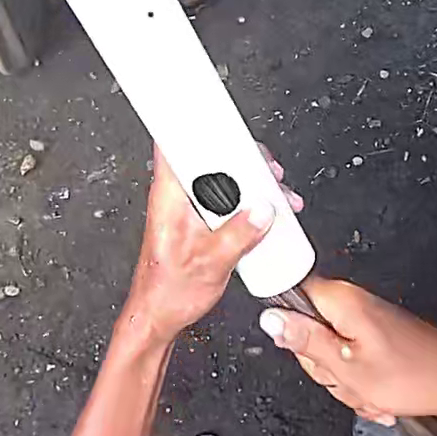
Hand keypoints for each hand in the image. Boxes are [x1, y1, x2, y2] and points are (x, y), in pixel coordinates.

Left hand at [123, 144, 302, 340]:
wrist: (160, 315)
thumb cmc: (168, 291)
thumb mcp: (211, 262)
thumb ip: (241, 234)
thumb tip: (264, 209)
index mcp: (170, 195)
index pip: (174, 141)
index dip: (198, 125)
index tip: (222, 121)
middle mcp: (177, 196)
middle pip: (209, 155)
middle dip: (243, 157)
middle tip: (266, 168)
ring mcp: (189, 206)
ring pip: (222, 177)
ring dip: (251, 181)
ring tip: (276, 192)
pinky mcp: (201, 219)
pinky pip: (226, 197)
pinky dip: (248, 199)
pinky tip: (267, 211)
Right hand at [257, 277, 436, 427]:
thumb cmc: (417, 376)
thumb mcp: (348, 368)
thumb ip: (305, 341)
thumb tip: (270, 319)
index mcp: (341, 300)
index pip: (288, 299)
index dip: (291, 332)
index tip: (309, 352)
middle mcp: (352, 301)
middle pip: (307, 332)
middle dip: (323, 365)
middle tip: (347, 377)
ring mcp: (365, 318)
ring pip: (329, 352)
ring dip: (345, 379)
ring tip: (369, 387)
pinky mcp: (376, 334)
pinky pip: (351, 358)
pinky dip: (361, 380)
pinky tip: (378, 391)